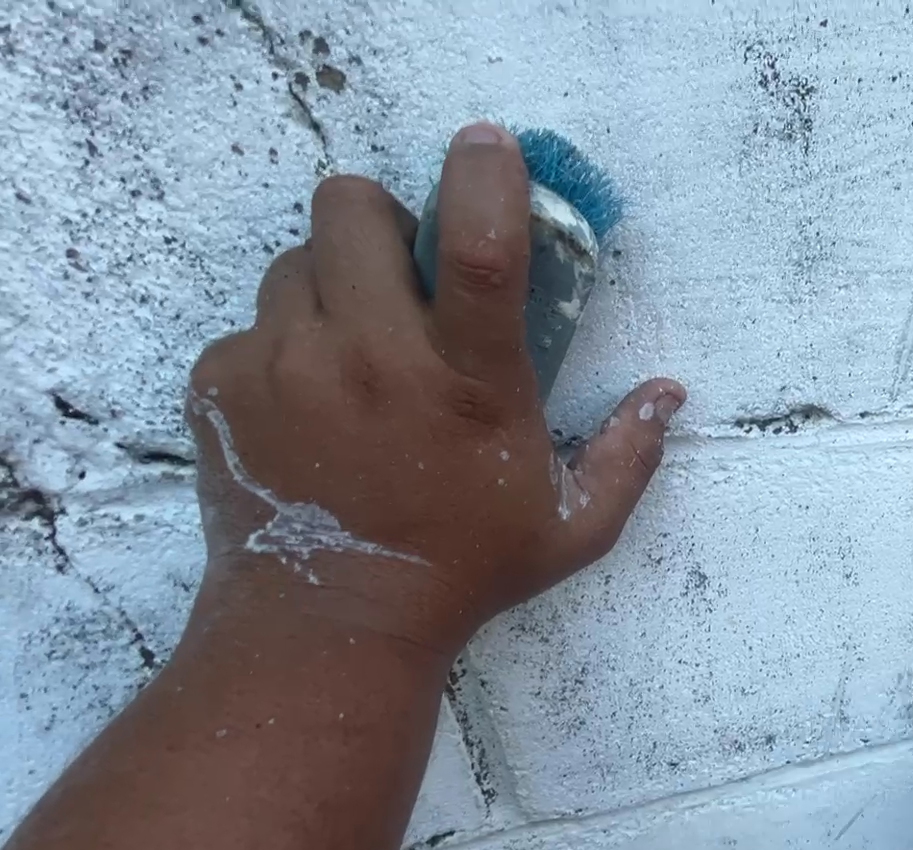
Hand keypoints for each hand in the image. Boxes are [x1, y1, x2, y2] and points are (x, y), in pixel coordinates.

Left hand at [184, 122, 682, 655]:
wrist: (334, 622)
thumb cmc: (472, 569)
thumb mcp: (579, 527)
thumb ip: (631, 455)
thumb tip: (671, 392)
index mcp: (471, 387)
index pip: (482, 253)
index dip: (486, 180)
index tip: (490, 146)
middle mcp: (371, 359)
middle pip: (352, 208)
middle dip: (390, 218)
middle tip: (415, 274)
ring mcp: (284, 366)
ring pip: (296, 257)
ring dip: (341, 276)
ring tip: (369, 340)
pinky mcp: (223, 384)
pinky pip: (256, 320)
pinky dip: (295, 337)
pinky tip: (322, 397)